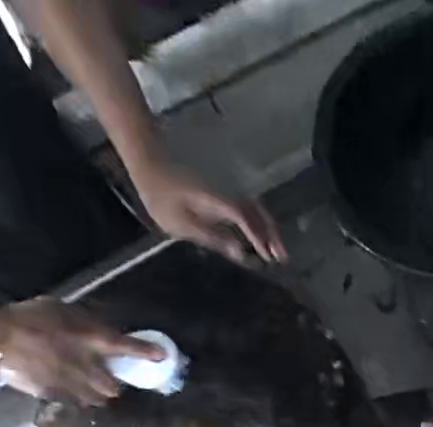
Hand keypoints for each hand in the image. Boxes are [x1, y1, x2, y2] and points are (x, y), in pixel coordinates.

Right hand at [0, 298, 160, 405]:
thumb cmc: (29, 317)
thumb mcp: (62, 309)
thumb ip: (88, 321)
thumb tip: (109, 327)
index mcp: (89, 340)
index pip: (125, 347)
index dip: (145, 352)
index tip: (162, 356)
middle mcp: (86, 366)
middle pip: (114, 387)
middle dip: (115, 384)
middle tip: (109, 376)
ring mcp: (71, 385)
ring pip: (98, 399)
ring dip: (98, 393)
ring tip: (90, 385)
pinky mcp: (56, 396)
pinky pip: (76, 402)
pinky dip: (78, 397)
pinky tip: (70, 389)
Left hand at [132, 159, 287, 266]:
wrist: (149, 162)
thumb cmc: (160, 195)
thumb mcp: (181, 223)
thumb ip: (212, 237)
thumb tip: (239, 252)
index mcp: (216, 200)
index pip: (245, 219)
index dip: (258, 237)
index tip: (268, 256)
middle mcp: (226, 194)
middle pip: (257, 212)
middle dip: (272, 235)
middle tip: (282, 257)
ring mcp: (225, 192)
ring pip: (255, 210)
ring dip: (268, 229)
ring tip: (276, 250)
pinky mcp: (221, 193)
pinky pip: (246, 208)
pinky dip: (257, 223)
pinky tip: (259, 236)